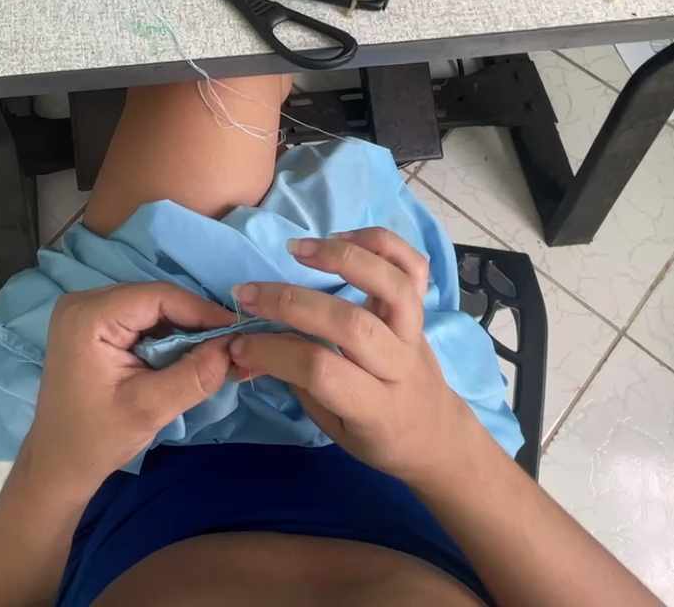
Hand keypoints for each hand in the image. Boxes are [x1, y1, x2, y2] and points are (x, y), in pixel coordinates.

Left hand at [20, 282, 236, 496]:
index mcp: (89, 316)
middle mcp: (82, 302)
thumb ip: (194, 375)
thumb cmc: (97, 438)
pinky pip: (135, 317)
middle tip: (229, 343)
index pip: (156, 296)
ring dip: (179, 327)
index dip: (200, 310)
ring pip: (146, 306)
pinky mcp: (89, 324)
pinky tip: (182, 353)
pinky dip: (161, 333)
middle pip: (152, 298)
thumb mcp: (150, 409)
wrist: (57, 462)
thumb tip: (233, 347)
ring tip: (212, 349)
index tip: (237, 330)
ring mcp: (83, 311)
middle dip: (192, 319)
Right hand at [228, 228, 478, 485]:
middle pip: (351, 324)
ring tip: (296, 249)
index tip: (238, 342)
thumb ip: (293, 380)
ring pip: (391, 286)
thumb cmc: (375, 435)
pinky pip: (414, 265)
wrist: (435, 435)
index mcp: (376, 408)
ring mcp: (415, 333)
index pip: (321, 371)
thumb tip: (242, 348)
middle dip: (290, 303)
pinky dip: (381, 242)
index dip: (272, 352)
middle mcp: (399, 366)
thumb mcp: (330, 424)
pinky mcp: (423, 309)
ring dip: (340, 258)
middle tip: (247, 293)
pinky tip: (342, 237)